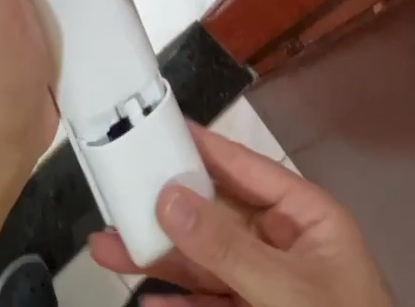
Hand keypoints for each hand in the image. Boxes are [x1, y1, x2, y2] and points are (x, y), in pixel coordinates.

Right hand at [91, 125, 390, 306]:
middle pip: (212, 215)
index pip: (243, 167)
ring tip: (108, 249)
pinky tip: (150, 301)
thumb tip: (169, 198)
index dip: (199, 145)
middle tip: (115, 197)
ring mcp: (270, 285)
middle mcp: (284, 244)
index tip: (153, 126)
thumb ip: (227, 247)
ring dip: (157, 258)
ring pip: (203, 260)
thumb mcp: (287, 291)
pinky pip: (210, 301)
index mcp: (306, 218)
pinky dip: (179, 302)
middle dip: (163, 210)